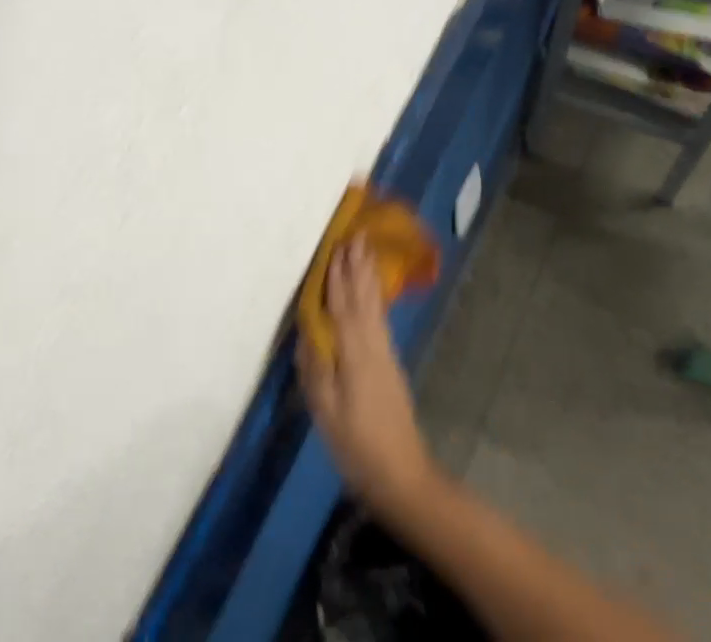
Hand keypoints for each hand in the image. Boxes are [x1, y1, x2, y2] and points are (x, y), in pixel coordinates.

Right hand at [297, 236, 441, 515]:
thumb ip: (316, 366)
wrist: (402, 475)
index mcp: (355, 354)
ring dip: (368, 279)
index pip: (344, 305)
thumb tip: (308, 328)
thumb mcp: (326, 408)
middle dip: (359, 267)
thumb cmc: (357, 444)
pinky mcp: (389, 368)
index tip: (339, 242)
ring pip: (374, 309)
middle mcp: (374, 348)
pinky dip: (372, 301)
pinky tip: (370, 297)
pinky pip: (377, 322)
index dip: (340, 274)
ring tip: (364, 253)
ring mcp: (385, 357)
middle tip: (357, 234)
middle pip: (365, 299)